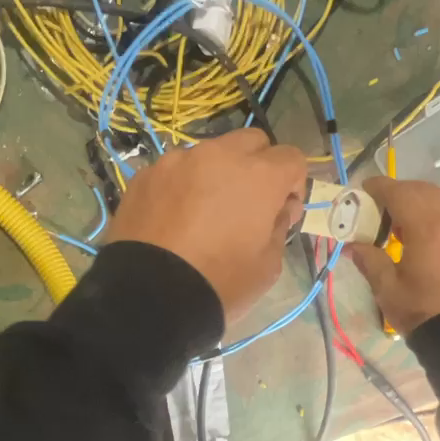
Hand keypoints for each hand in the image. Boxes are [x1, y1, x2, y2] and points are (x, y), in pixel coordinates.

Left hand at [107, 128, 306, 323]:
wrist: (149, 297)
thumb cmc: (219, 284)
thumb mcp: (267, 266)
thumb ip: (280, 226)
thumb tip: (279, 207)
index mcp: (259, 176)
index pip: (292, 158)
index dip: (293, 183)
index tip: (282, 210)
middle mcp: (219, 155)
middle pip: (251, 143)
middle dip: (258, 166)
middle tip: (247, 204)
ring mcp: (177, 161)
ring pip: (210, 153)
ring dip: (217, 173)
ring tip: (205, 211)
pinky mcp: (146, 175)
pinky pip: (175, 170)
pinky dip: (182, 186)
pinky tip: (173, 218)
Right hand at [348, 178, 439, 333]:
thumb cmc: (422, 313)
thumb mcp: (387, 289)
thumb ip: (370, 260)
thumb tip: (353, 244)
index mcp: (427, 227)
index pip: (400, 192)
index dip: (381, 187)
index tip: (367, 189)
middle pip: (428, 190)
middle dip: (405, 193)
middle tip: (388, 210)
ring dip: (436, 200)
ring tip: (423, 220)